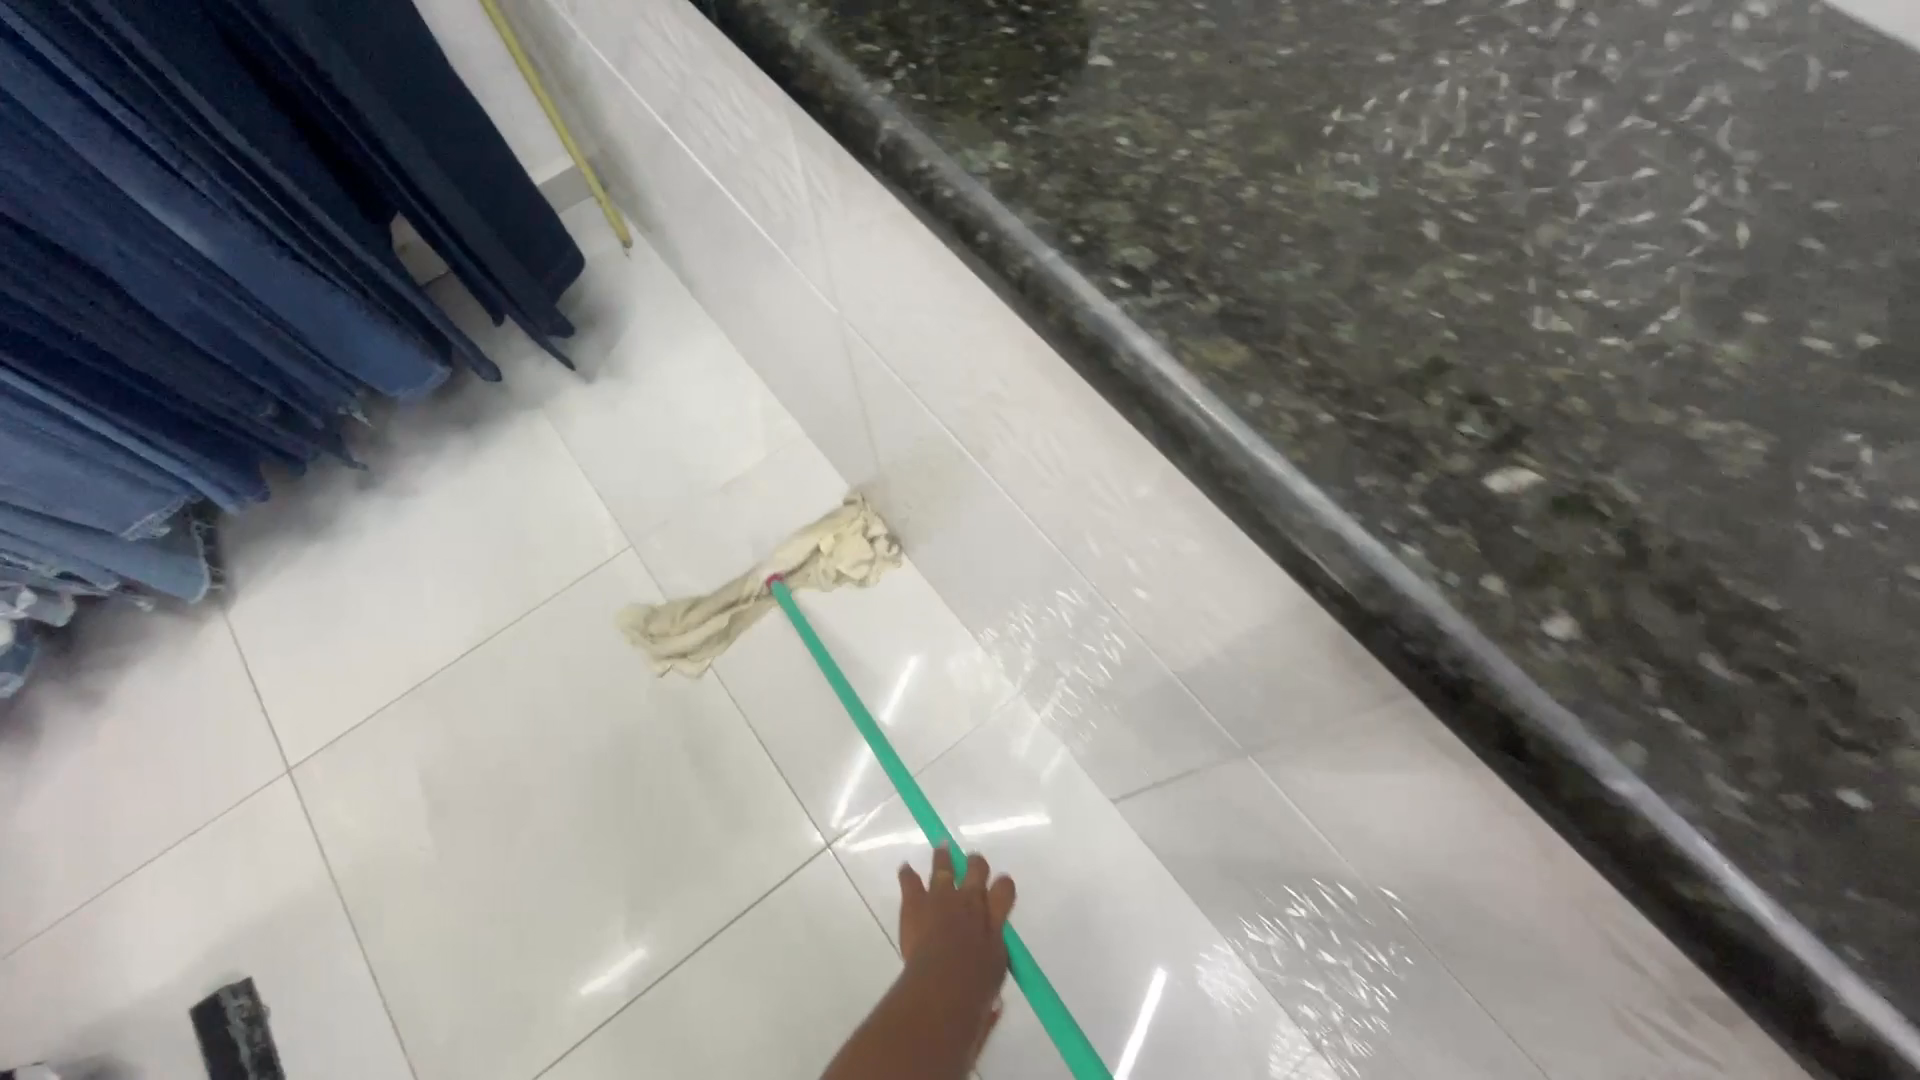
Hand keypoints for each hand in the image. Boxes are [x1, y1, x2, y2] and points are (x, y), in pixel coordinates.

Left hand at [897, 844, 1016, 1056]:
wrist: (944, 980)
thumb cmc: (975, 990)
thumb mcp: (990, 990)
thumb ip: (991, 994)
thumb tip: (993, 1007)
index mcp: (995, 921)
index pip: (1005, 890)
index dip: (1003, 886)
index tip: (1000, 887)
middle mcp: (972, 901)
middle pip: (976, 869)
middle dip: (974, 864)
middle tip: (971, 863)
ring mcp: (943, 897)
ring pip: (945, 866)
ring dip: (943, 858)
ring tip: (941, 848)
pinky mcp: (917, 901)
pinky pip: (911, 880)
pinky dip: (907, 874)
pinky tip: (905, 868)